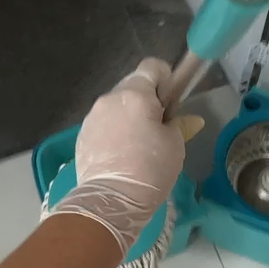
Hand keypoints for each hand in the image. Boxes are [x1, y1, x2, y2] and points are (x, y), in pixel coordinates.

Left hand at [47, 58, 191, 254]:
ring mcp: (92, 116)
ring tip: (137, 144)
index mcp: (135, 95)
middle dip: (146, 100)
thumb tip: (186, 119)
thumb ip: (177, 124)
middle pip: (132, 85)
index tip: (170, 101)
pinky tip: (120, 154)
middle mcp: (110, 98)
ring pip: (116, 105)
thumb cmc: (150, 169)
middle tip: (157, 126)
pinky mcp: (82, 134)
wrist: (112, 200)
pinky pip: (103, 123)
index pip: (152, 66)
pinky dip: (114, 130)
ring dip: (128, 115)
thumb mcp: (174, 145)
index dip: (165, 79)